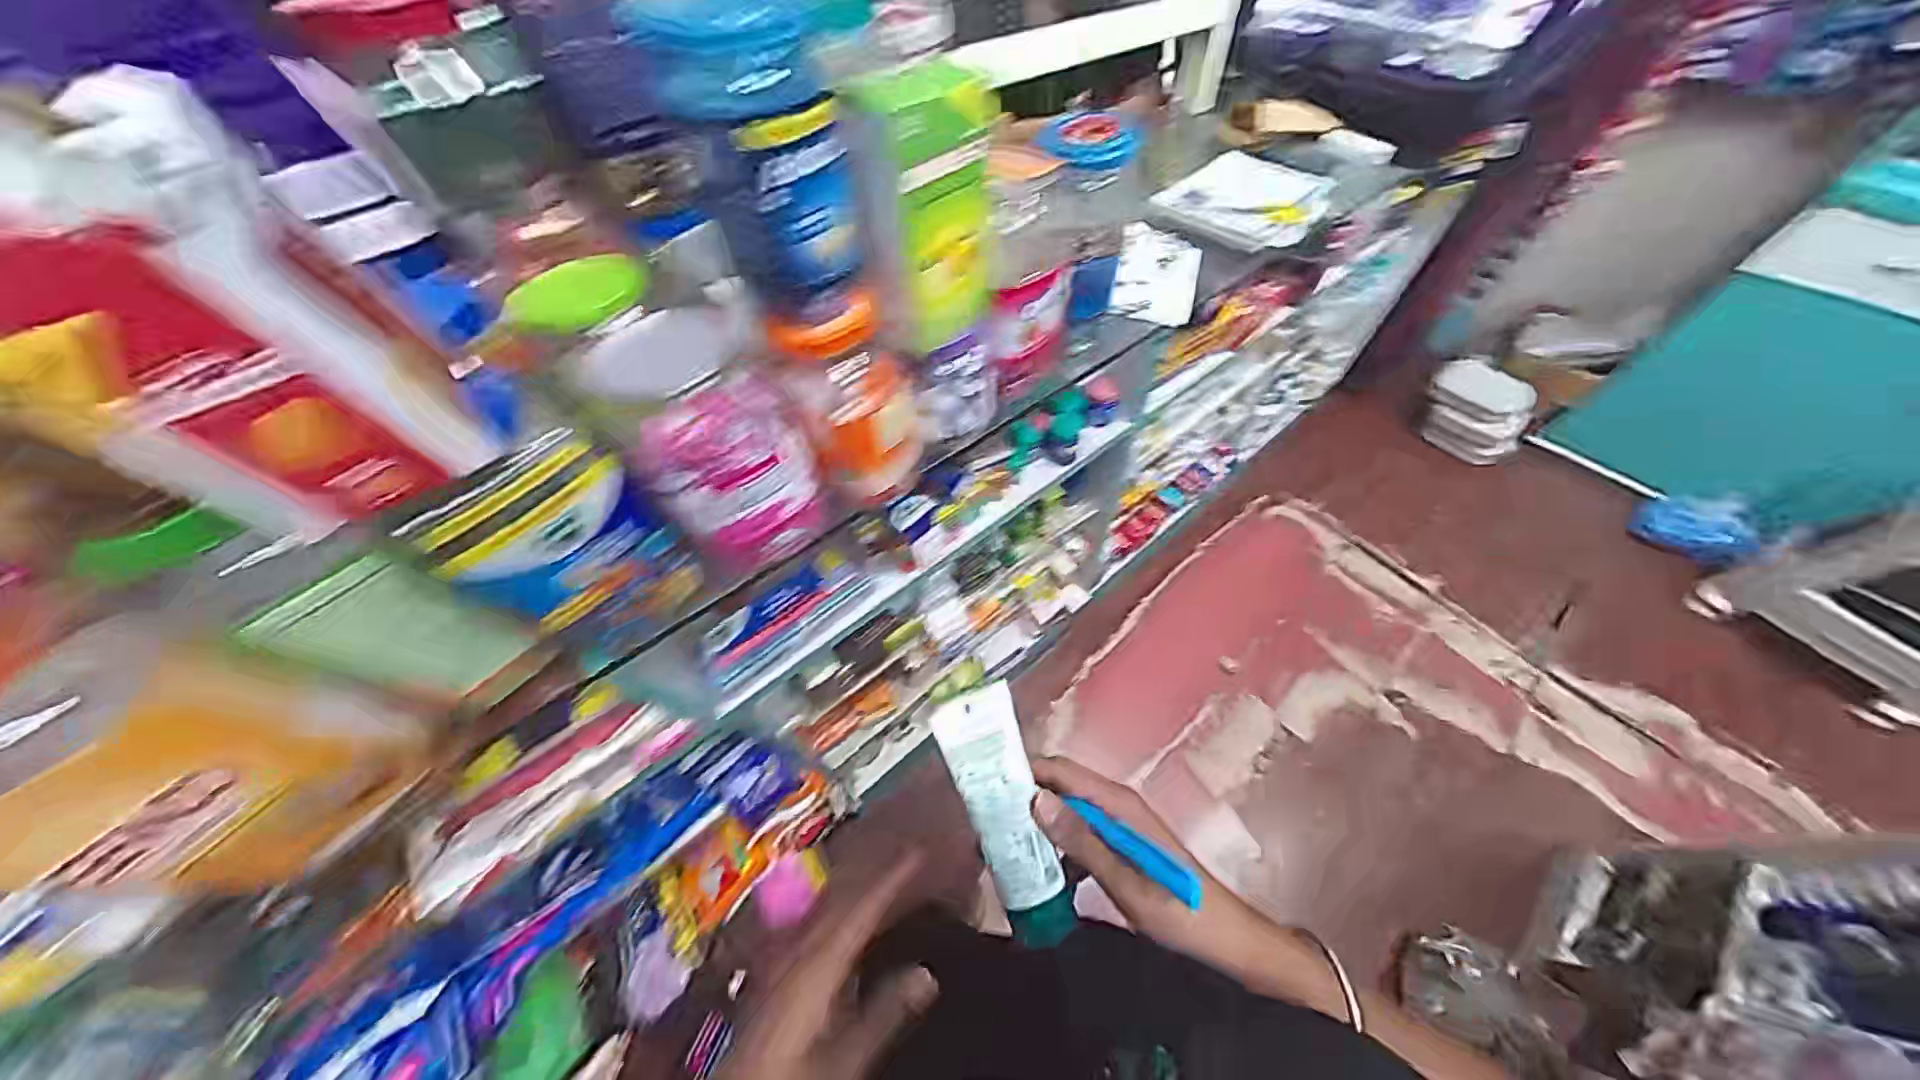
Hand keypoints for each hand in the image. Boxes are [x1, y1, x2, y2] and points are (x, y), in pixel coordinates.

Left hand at [714, 857, 939, 1079]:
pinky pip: (809, 921)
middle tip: (899, 854)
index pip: (861, 906)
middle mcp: (794, 951)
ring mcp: (779, 960)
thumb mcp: (846, 1055)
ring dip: (850, 883)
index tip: (914, 855)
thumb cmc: (787, 1075)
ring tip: (873, 868)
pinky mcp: (771, 973)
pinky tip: (835, 910)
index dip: (891, 878)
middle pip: (839, 896)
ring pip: (822, 905)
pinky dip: (831, 906)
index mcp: (815, 964)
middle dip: (870, 871)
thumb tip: (924, 976)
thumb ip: (886, 1010)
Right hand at [1031, 757, 1512, 1079]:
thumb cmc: (1179, 908)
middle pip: (1059, 787)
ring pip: (1064, 812)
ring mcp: (1117, 825)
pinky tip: (1036, 871)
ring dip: (1035, 825)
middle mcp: (1115, 805)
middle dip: (1023, 798)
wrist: (1226, 940)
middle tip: (984, 823)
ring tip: (1000, 848)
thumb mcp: (1126, 880)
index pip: (1061, 770)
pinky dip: (1053, 846)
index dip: (1024, 770)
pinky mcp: (1118, 847)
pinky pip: (1076, 835)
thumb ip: (1081, 839)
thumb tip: (1035, 799)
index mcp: (1118, 803)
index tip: (985, 783)